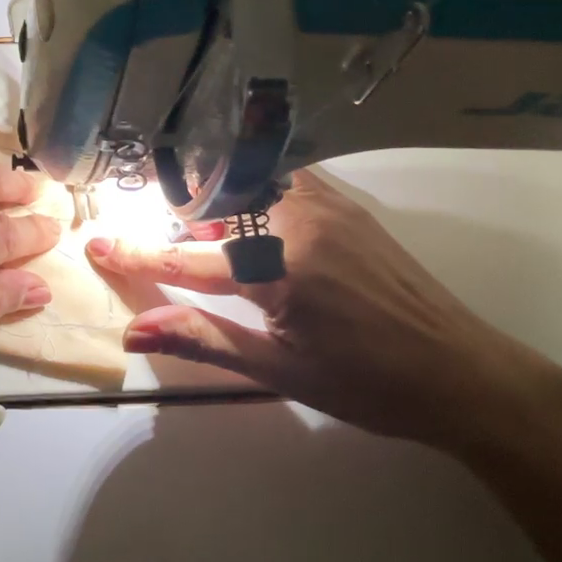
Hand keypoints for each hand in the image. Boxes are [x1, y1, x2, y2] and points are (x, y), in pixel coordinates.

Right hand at [87, 170, 561, 454]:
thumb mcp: (281, 369)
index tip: (97, 245)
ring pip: (250, 181)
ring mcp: (328, 204)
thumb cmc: (368, 381)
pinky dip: (253, 189)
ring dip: (218, 198)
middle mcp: (298, 219)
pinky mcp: (348, 205)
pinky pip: (285, 179)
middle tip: (158, 228)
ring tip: (203, 225)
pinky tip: (251, 214)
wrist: (464, 373)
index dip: (138, 254)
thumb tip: (136, 331)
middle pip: (217, 199)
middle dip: (180, 211)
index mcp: (279, 265)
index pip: (188, 256)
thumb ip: (205, 339)